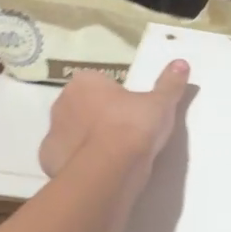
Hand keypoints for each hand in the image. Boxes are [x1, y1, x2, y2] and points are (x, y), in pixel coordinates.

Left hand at [38, 60, 190, 177]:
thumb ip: (169, 84)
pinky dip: (79, 161)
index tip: (132, 112)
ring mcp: (52, 131)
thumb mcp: (160, 104)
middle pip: (83, 106)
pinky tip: (98, 169)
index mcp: (85, 83)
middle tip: (125, 133)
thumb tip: (181, 62)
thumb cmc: (134, 127)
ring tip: (114, 154)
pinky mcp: (49, 158)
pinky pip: (66, 156)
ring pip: (72, 131)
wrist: (110, 169)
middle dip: (99, 116)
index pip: (99, 84)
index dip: (116, 98)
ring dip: (88, 139)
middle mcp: (62, 103)